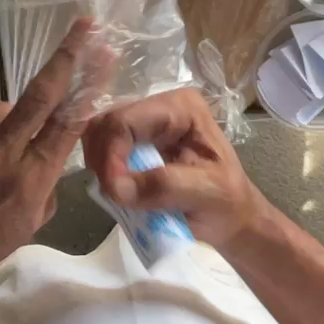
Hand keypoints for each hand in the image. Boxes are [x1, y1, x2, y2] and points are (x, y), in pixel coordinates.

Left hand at [0, 18, 112, 298]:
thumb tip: (51, 143)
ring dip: (10, 124)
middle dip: (65, 57)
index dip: (89, 85)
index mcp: (31, 177)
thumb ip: (48, 175)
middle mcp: (0, 152)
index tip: (105, 54)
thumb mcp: (36, 216)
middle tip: (83, 26)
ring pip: (4, 111)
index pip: (67, 122)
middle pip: (39, 94)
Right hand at [83, 87, 267, 249]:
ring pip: (96, 133)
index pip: (125, 120)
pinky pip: (99, 147)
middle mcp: (156, 106)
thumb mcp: (205, 193)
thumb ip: (164, 186)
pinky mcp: (131, 141)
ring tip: (114, 191)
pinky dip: (100, 169)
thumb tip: (116, 187)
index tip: (114, 191)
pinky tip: (114, 186)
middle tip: (111, 192)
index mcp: (180, 108)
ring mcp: (141, 122)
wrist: (228, 217)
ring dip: (98, 164)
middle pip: (104, 122)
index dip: (111, 155)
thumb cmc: (225, 202)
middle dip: (101, 159)